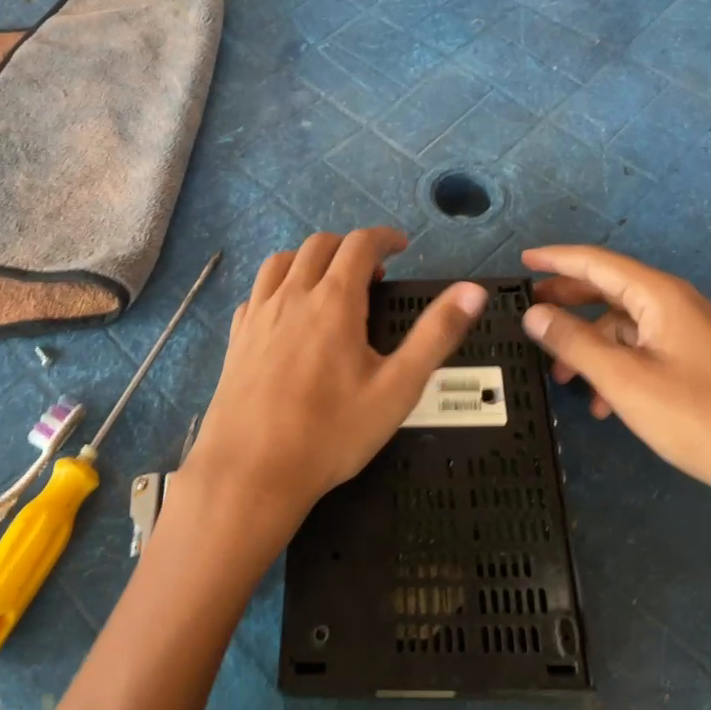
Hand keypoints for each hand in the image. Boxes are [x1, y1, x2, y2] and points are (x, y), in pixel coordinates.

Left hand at [183, 228, 486, 524]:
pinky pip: (256, 293)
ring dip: (310, 260)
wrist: (252, 472)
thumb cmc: (331, 432)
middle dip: (349, 247)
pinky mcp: (237, 339)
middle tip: (372, 274)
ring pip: (281, 262)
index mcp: (334, 301)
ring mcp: (258, 316)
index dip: (384, 238)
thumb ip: (436, 335)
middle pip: (319, 245)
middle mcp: (292, 296)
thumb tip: (473, 290)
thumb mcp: (398, 388)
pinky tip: (287, 314)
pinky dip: (278, 287)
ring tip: (328, 283)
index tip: (400, 247)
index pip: (359, 245)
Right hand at [520, 244, 710, 525]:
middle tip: (528, 315)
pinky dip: (616, 368)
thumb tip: (535, 314)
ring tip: (561, 376)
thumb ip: (575, 343)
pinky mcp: (698, 366)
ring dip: (590, 344)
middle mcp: (677, 306)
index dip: (557, 259)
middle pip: (611, 290)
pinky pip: (644, 352)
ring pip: (625, 326)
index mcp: (661, 297)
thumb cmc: (699, 418)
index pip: (598, 263)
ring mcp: (691, 337)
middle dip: (568, 302)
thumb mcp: (625, 381)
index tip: (522, 260)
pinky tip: (602, 404)